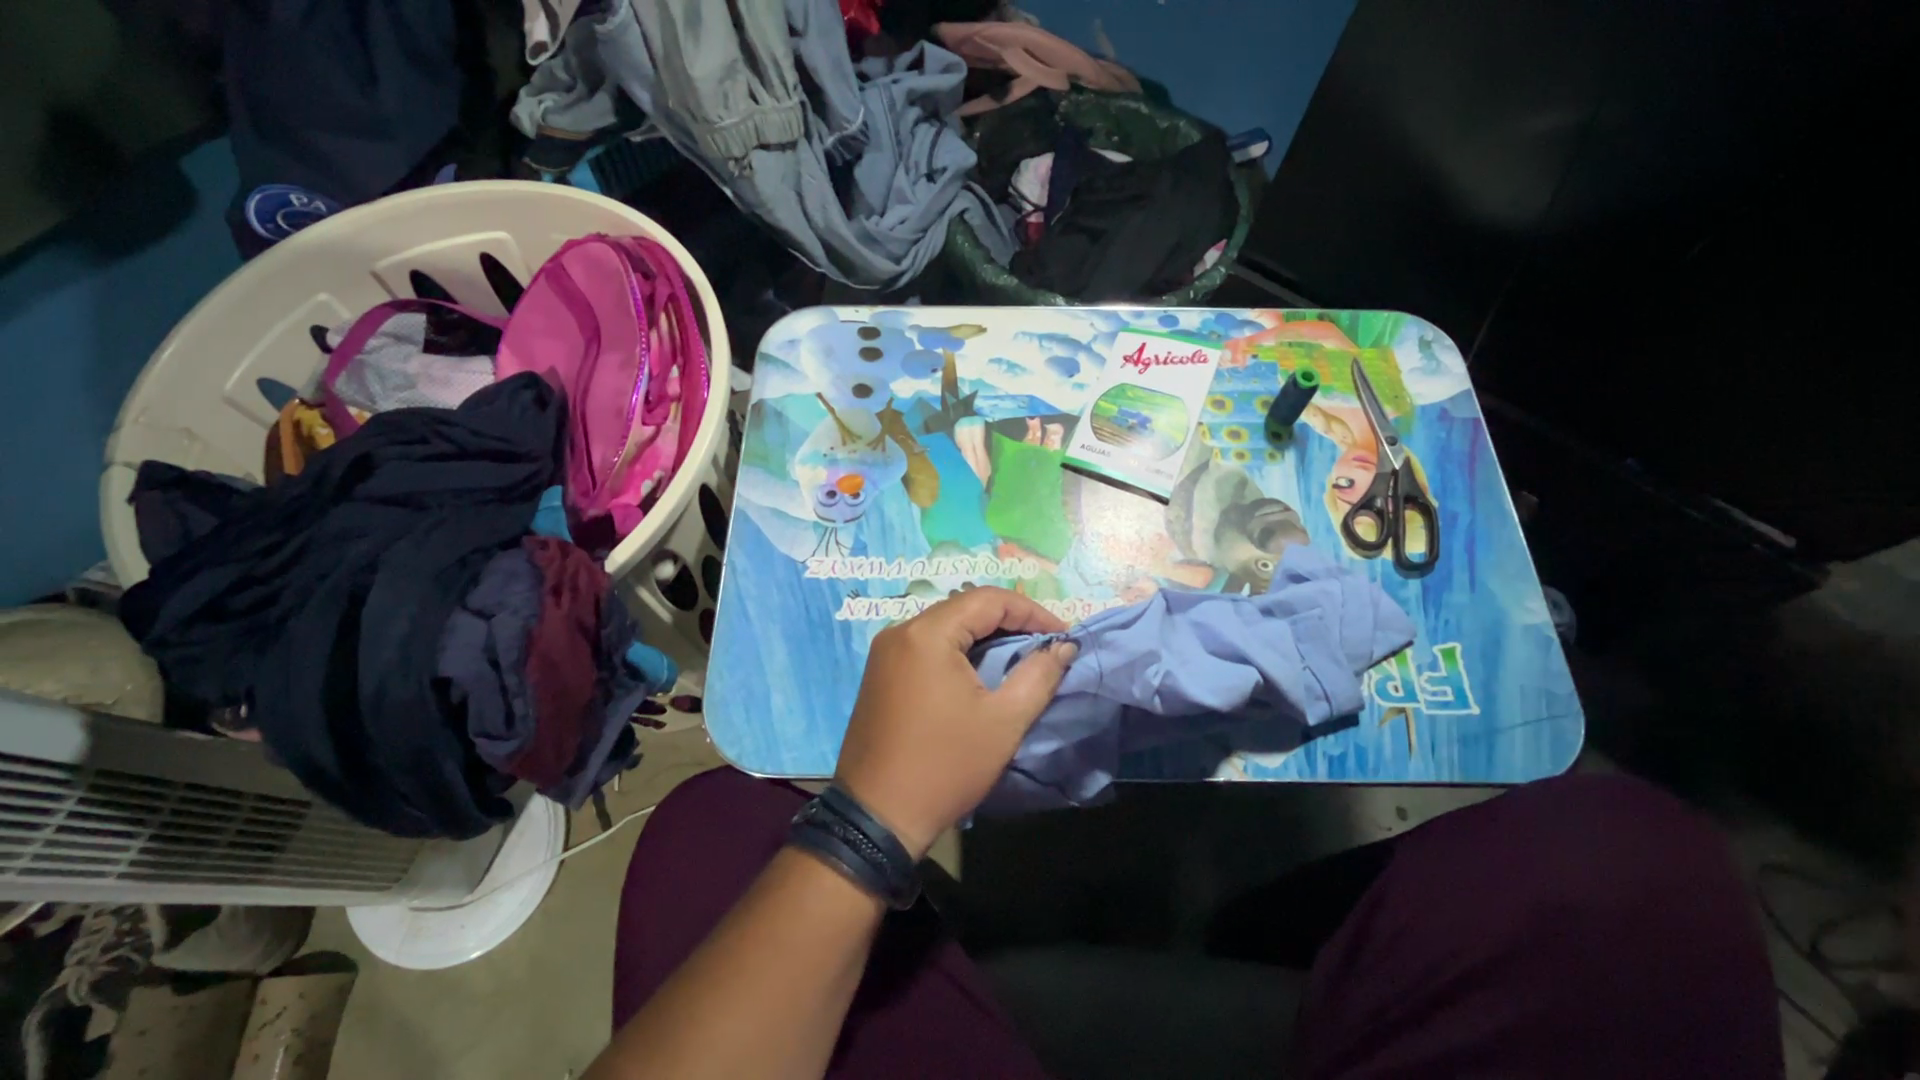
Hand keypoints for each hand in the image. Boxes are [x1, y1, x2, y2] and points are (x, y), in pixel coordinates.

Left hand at [834, 588, 1076, 857]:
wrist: (877, 817)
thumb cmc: (945, 766)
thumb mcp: (1004, 721)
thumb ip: (1039, 675)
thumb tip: (1063, 647)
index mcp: (927, 634)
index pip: (988, 599)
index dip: (1033, 612)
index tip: (1064, 636)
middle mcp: (900, 631)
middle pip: (964, 608)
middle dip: (1010, 623)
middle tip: (1046, 647)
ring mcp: (884, 653)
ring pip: (945, 627)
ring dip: (985, 638)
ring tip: (1021, 660)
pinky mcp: (879, 675)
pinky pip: (927, 647)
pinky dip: (959, 653)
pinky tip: (981, 674)